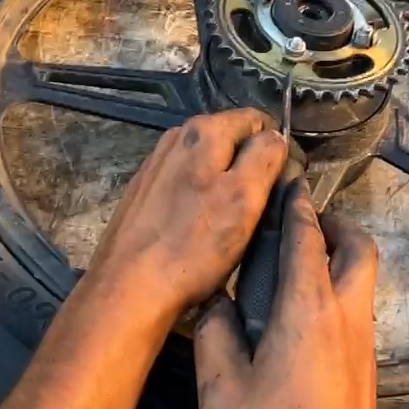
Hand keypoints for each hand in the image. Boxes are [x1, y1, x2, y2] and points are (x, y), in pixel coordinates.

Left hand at [84, 109, 285, 321]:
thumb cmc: (193, 245)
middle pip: (232, 140)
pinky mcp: (144, 189)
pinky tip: (201, 227)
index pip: (258, 121)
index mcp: (203, 130)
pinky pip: (187, 181)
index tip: (281, 184)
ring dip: (226, 184)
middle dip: (251, 167)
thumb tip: (275, 136)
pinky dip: (201, 197)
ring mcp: (157, 162)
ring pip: (209, 162)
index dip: (277, 149)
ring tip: (232, 223)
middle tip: (259, 209)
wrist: (127, 287)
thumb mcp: (244, 198)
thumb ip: (265, 156)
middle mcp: (176, 136)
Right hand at [194, 184, 389, 408]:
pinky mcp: (365, 380)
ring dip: (339, 258)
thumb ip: (217, 335)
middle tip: (302, 222)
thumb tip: (217, 303)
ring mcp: (363, 352)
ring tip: (295, 264)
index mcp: (311, 313)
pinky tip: (300, 319)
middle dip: (335, 224)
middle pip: (359, 249)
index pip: (310, 238)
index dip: (299, 205)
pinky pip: (357, 313)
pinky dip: (338, 292)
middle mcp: (347, 322)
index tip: (289, 183)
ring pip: (363, 281)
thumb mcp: (222, 394)